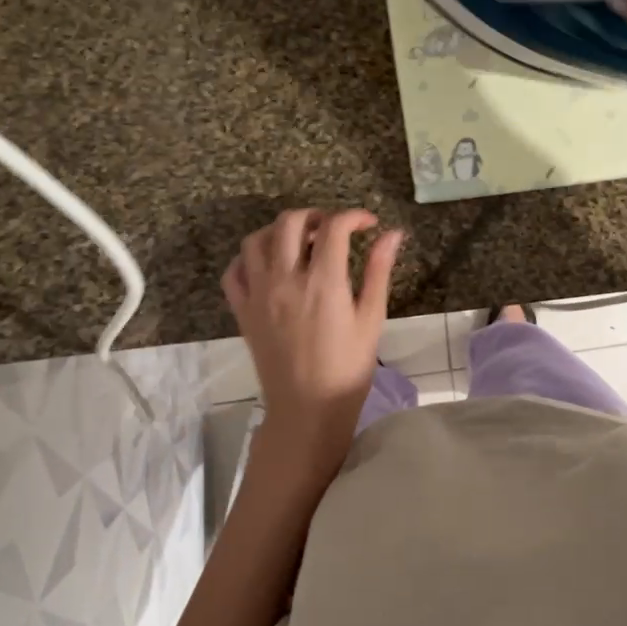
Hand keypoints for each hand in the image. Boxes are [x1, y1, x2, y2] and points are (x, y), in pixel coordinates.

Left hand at [222, 209, 403, 453]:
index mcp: (323, 282)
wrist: (308, 409)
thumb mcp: (372, 318)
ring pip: (256, 240)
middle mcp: (286, 280)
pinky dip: (248, 259)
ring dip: (279, 232)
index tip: (368, 224)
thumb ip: (379, 271)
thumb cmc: (348, 367)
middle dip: (315, 216)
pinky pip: (234, 272)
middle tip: (332, 229)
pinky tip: (268, 266)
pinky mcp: (243, 311)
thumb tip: (392, 234)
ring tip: (299, 243)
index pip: (334, 227)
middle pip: (290, 222)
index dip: (353, 216)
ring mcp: (258, 294)